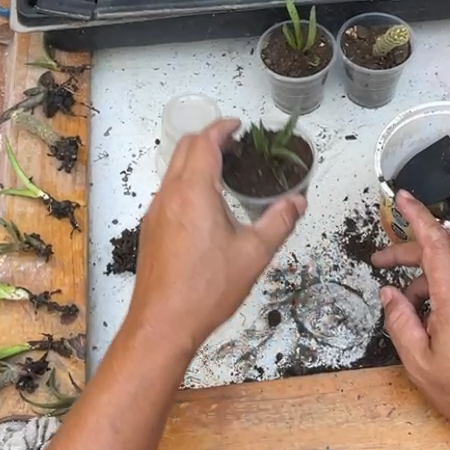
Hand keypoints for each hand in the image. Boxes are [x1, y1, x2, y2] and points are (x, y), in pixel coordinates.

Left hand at [124, 119, 304, 352]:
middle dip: (208, 140)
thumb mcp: (254, 254)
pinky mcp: (151, 231)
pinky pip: (168, 193)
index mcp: (194, 192)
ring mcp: (156, 213)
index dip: (222, 128)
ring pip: (173, 171)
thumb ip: (279, 222)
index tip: (237, 126)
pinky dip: (186, 183)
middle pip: (183, 149)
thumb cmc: (205, 290)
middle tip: (234, 145)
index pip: (204, 142)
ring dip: (196, 161)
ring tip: (224, 172)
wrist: (163, 323)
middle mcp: (169, 196)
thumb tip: (297, 202)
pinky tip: (206, 206)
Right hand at [372, 191, 449, 449]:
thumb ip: (400, 323)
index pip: (436, 243)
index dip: (417, 216)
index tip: (403, 197)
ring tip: (417, 325)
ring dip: (430, 291)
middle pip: (441, 260)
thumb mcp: (420, 365)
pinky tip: (446, 333)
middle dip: (408, 258)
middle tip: (381, 266)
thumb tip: (390, 294)